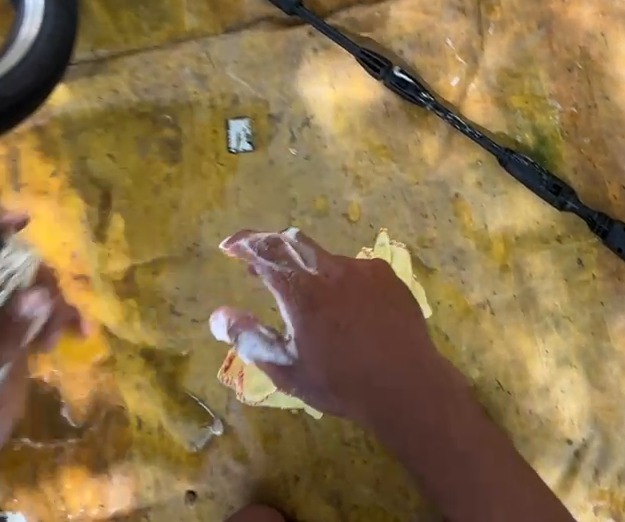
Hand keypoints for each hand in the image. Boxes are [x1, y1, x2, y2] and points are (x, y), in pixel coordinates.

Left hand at [0, 217, 81, 521]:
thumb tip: (39, 294)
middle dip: (39, 281)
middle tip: (54, 309)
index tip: (23, 218)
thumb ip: (6, 339)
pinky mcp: (13, 337)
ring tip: (62, 335)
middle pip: (9, 271)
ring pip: (33, 290)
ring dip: (56, 305)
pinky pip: (45, 314)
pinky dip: (65, 320)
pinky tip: (79, 335)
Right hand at [210, 228, 462, 429]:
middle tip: (257, 259)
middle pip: (294, 242)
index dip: (245, 245)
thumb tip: (219, 314)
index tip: (229, 245)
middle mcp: (332, 270)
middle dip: (271, 244)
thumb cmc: (340, 383)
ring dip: (307, 267)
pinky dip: (339, 279)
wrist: (405, 382)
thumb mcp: (287, 369)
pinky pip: (354, 269)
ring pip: (325, 257)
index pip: (266, 254)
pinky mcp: (386, 274)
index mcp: (303, 293)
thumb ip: (250, 338)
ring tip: (305, 295)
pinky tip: (345, 307)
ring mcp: (363, 269)